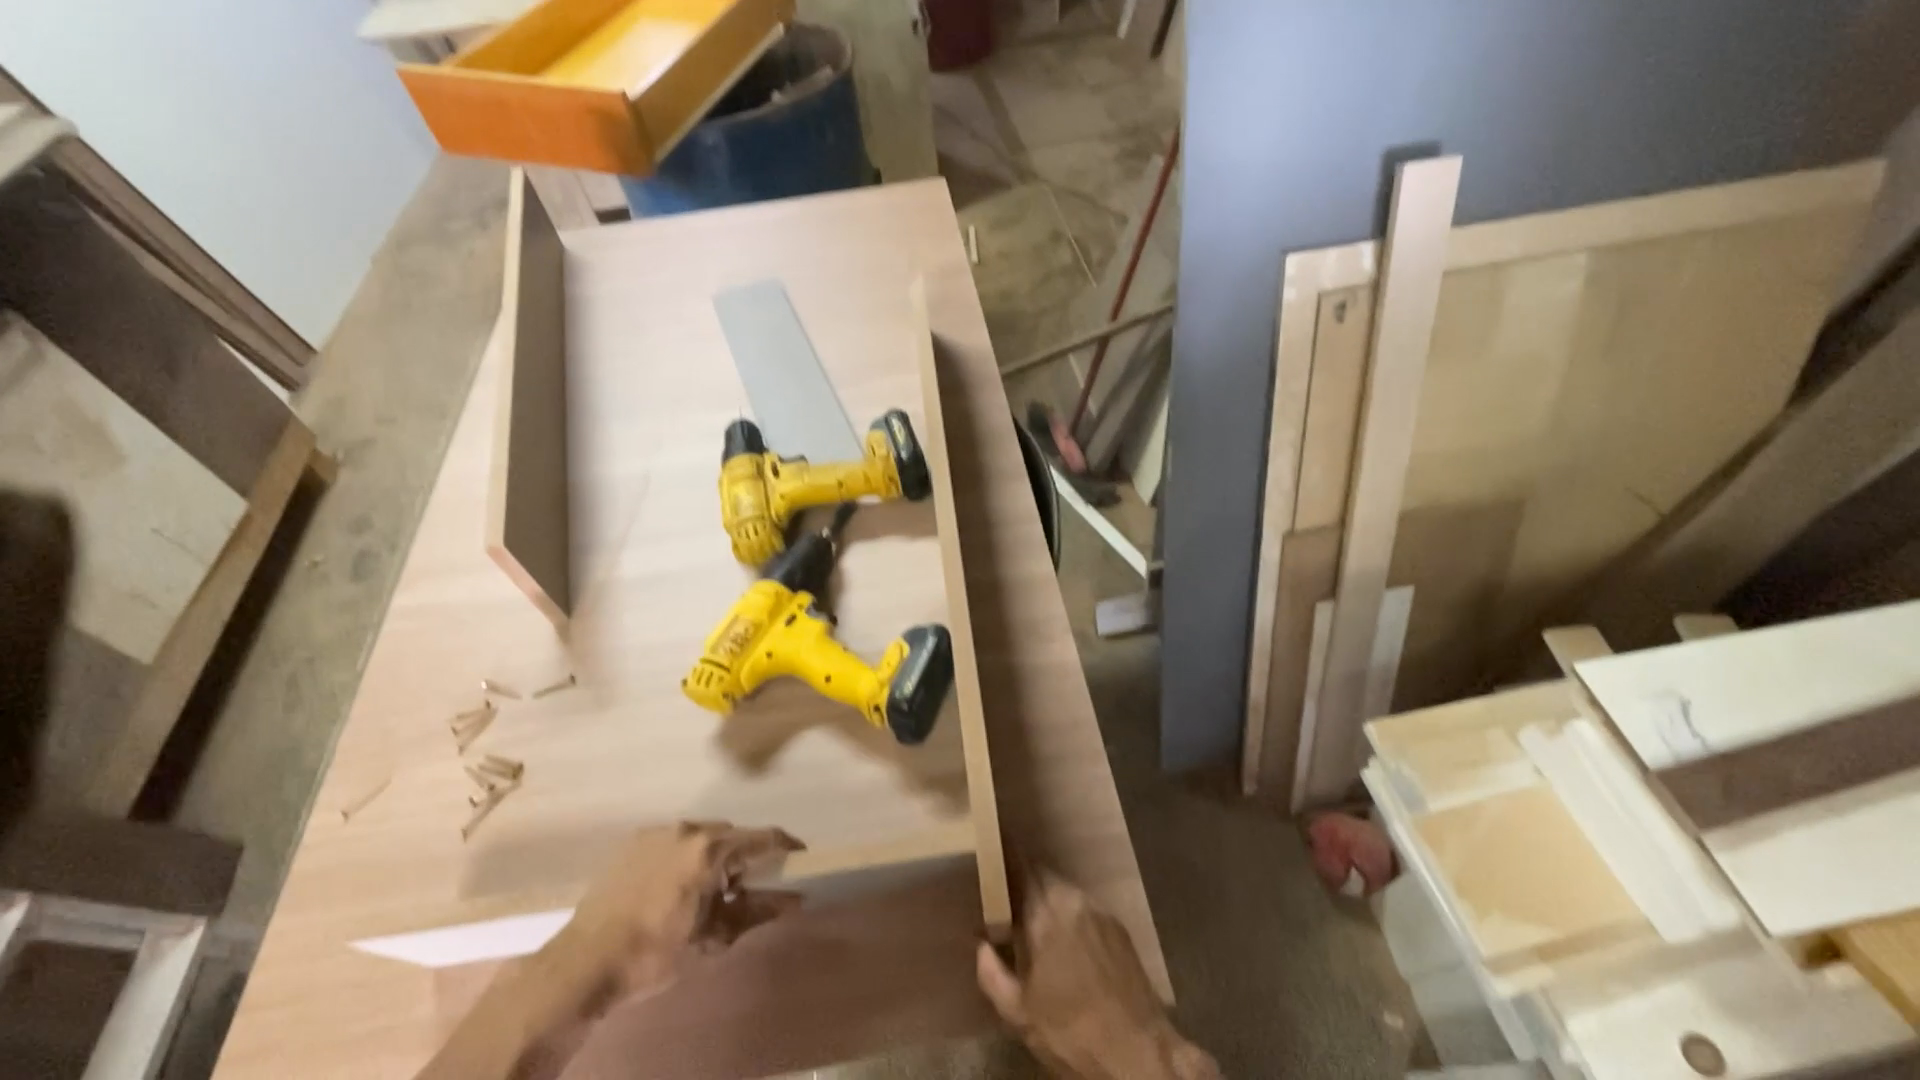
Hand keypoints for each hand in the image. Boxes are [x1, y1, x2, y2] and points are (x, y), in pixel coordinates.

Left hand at [420, 822, 805, 1079]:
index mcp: (709, 849)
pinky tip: (676, 890)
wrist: (584, 963)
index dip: (788, 847)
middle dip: (745, 858)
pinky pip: (674, 843)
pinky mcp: (632, 844)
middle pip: (731, 835)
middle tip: (747, 890)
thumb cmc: (656, 953)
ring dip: (713, 858)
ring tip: (708, 893)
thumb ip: (757, 913)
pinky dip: (686, 858)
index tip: (802, 860)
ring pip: (701, 837)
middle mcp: (686, 829)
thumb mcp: (713, 938)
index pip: (764, 838)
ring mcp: (655, 833)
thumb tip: (796, 900)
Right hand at [976, 874, 1217, 1079]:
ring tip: (1029, 915)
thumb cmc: (1071, 1031)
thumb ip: (991, 971)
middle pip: (1042, 873)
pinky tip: (1062, 935)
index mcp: (1045, 914)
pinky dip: (1068, 911)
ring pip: (1064, 889)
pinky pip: (1083, 905)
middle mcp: (1074, 901)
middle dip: (1021, 878)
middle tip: (1002, 890)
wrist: (1137, 1052)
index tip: (986, 853)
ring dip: (1045, 896)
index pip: (1020, 866)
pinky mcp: (1119, 927)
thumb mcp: (1018, 1012)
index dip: (1002, 856)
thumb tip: (980, 942)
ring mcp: (1100, 911)